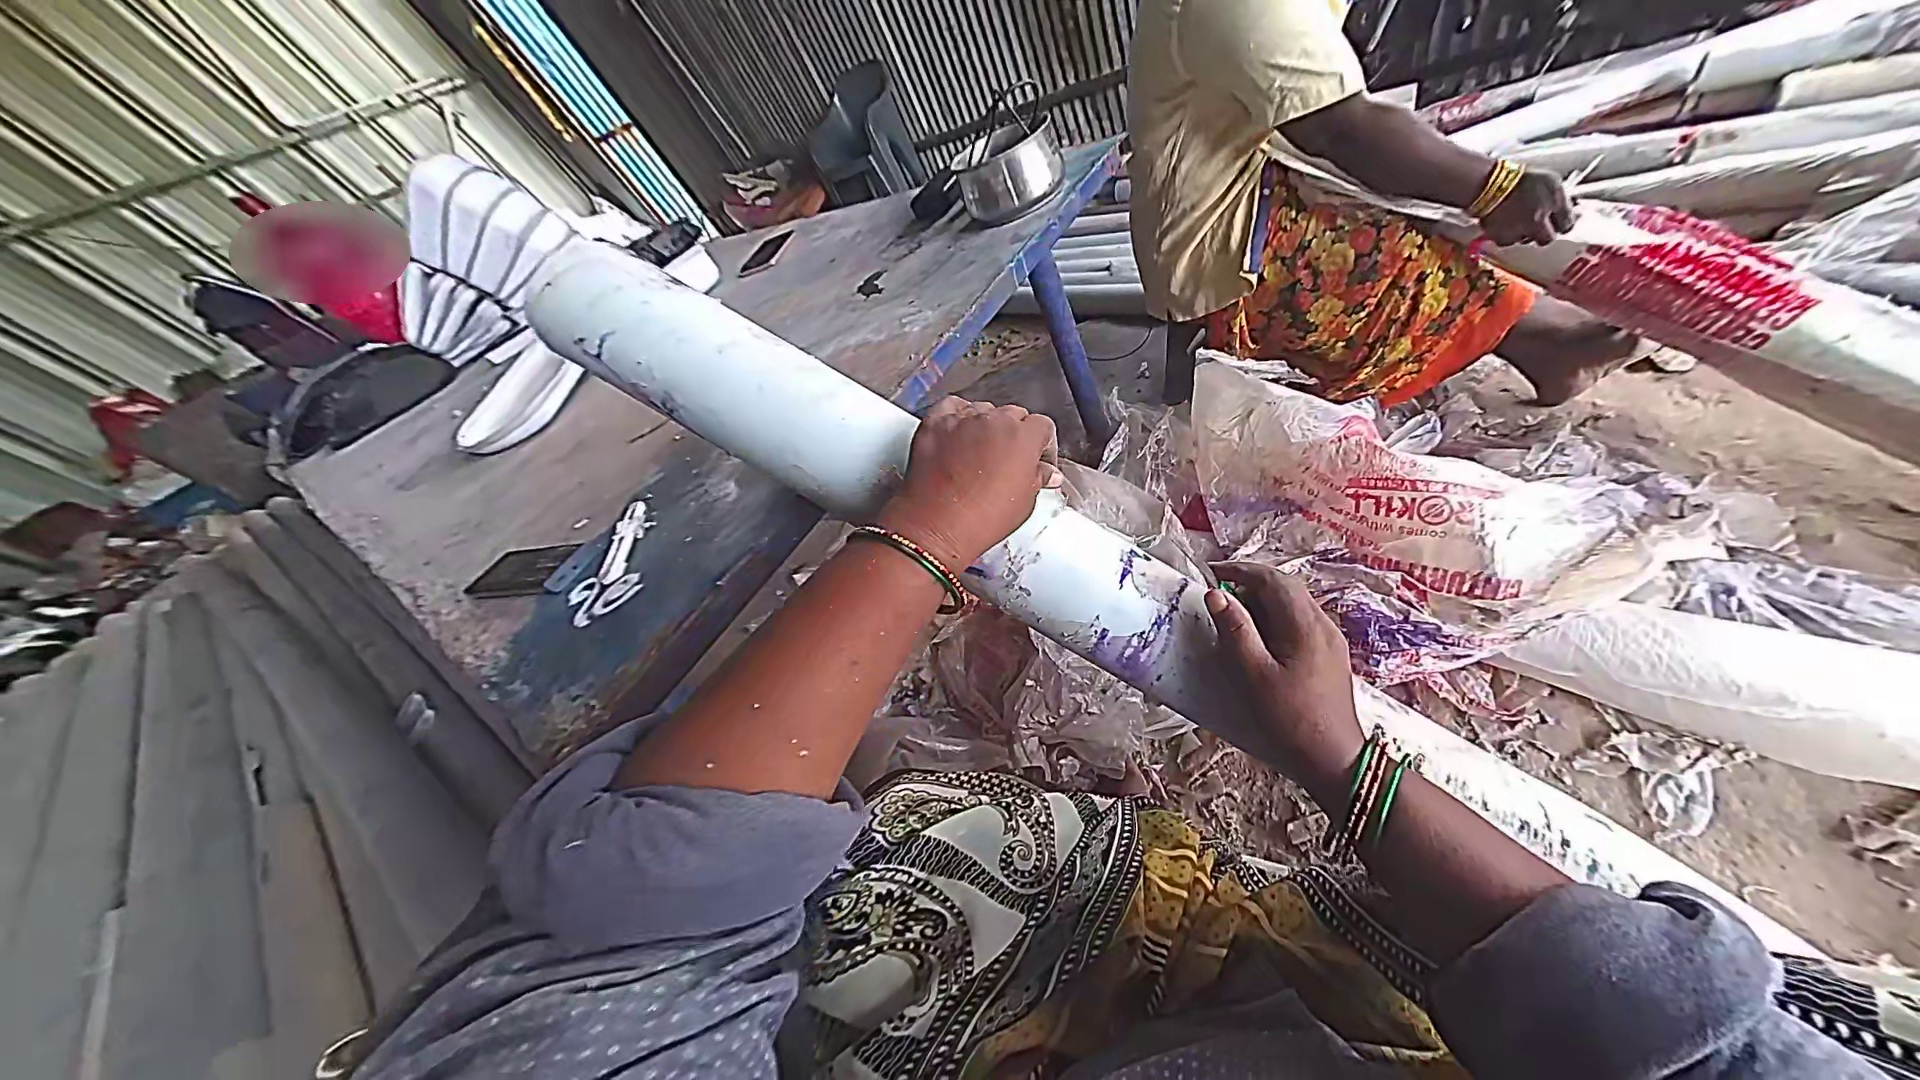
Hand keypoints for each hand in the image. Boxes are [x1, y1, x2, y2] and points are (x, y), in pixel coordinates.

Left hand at [876, 397, 1060, 570]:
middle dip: (1015, 435)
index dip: (1043, 445)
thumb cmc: (980, 519)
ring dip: (985, 426)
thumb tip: (1044, 472)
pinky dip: (956, 418)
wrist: (937, 526)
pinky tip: (958, 437)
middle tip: (1009, 460)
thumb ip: (1038, 478)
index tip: (1038, 459)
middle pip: (1013, 415)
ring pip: (982, 410)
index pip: (1043, 426)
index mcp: (1023, 437)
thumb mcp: (1024, 503)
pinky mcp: (935, 423)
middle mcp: (994, 421)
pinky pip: (950, 409)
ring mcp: (962, 420)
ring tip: (980, 453)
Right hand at [1205, 562, 1363, 802]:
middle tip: (1219, 592)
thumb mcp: (1254, 675)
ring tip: (1233, 613)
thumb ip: (1235, 631)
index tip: (1212, 573)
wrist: (1335, 759)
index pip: (1273, 581)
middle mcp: (1322, 625)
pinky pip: (1299, 619)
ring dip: (1262, 599)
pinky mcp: (1330, 653)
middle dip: (1251, 581)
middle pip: (1286, 586)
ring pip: (1294, 602)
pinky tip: (1259, 635)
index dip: (1241, 571)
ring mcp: (1330, 639)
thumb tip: (1215, 594)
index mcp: (1305, 626)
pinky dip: (1274, 615)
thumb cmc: (1291, 719)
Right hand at [1478, 167, 1573, 246]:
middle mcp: (1536, 223)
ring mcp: (1516, 233)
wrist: (1490, 186)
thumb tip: (1567, 209)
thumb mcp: (1551, 181)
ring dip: (1524, 233)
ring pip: (1525, 240)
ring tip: (1518, 219)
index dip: (1563, 223)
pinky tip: (1505, 223)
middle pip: (1546, 239)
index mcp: (1553, 206)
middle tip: (1539, 224)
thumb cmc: (1521, 179)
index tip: (1560, 222)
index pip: (1567, 225)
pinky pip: (1506, 240)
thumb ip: (1561, 198)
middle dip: (1544, 233)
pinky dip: (1507, 234)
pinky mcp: (1498, 237)